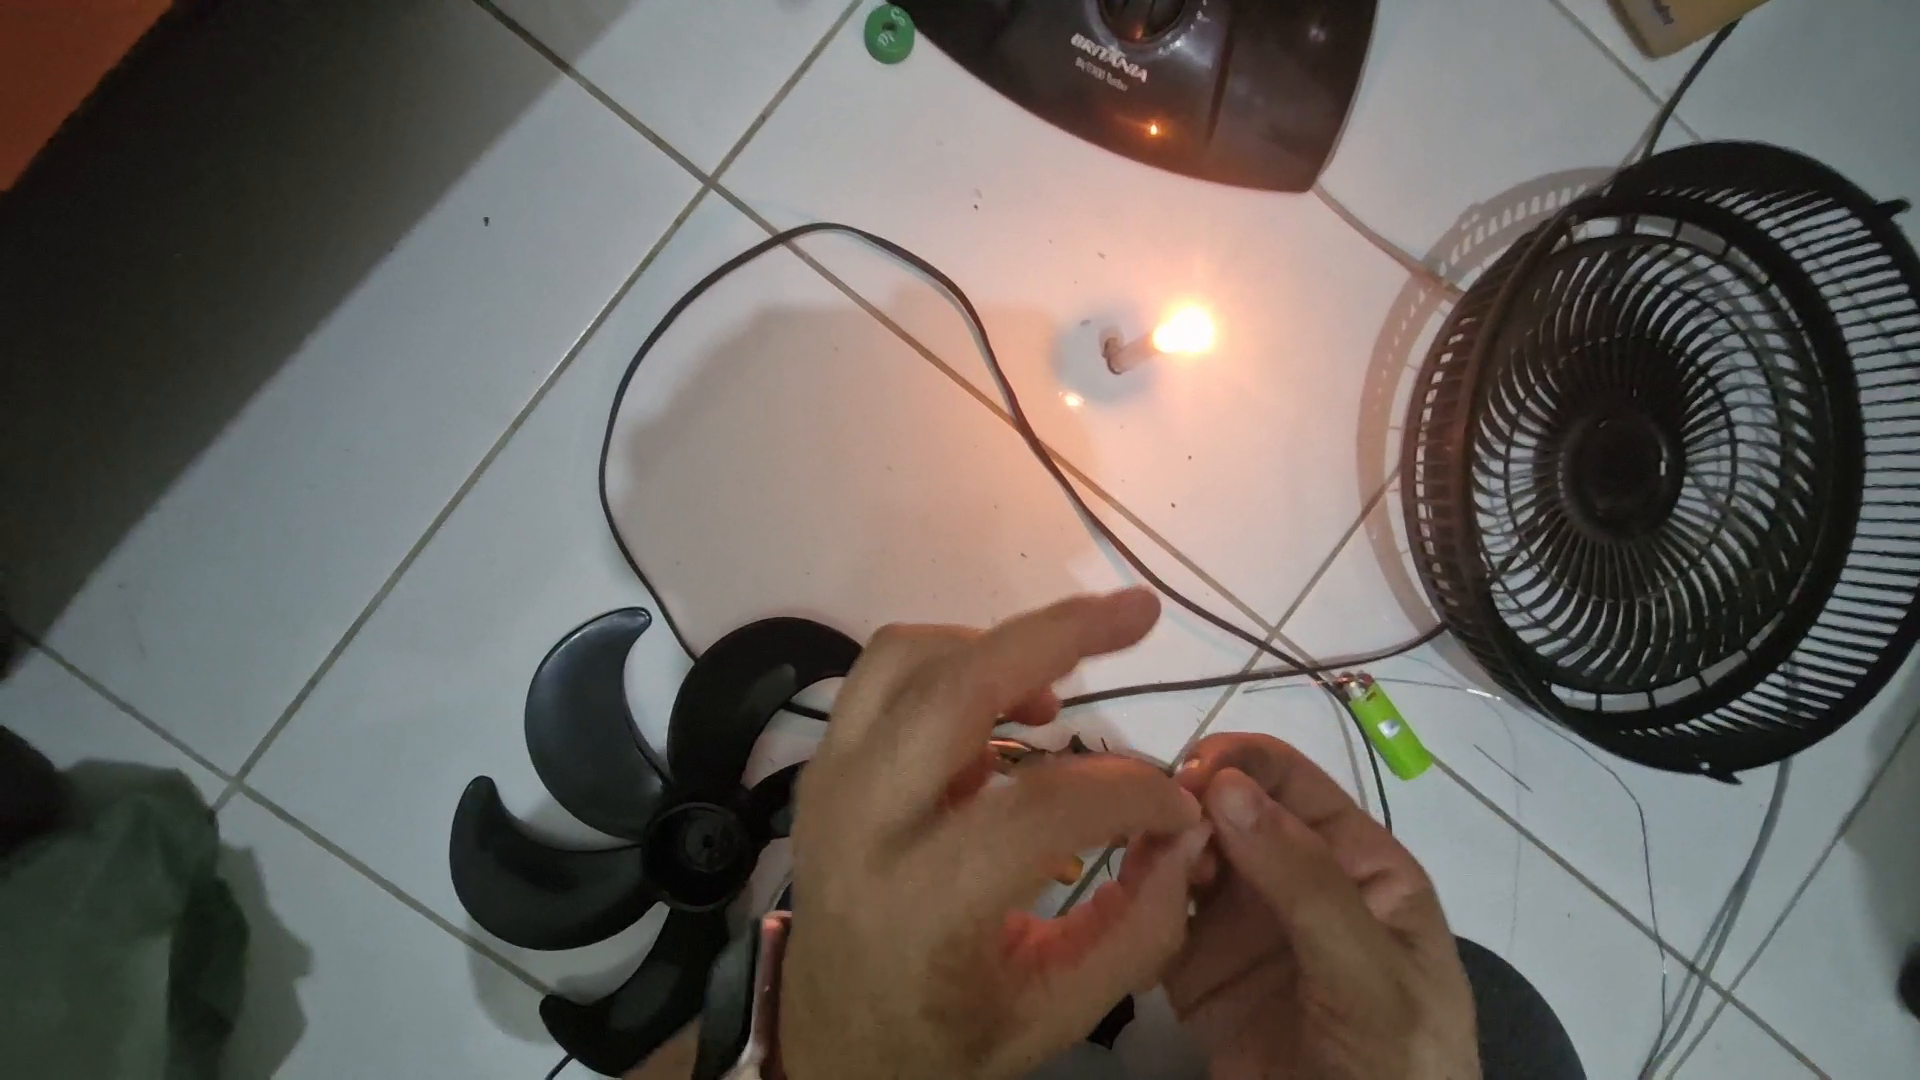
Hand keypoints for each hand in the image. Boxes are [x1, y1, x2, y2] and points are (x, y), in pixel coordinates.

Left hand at [779, 589, 1213, 1079]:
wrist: (824, 1033)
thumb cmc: (940, 1035)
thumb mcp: (1051, 1013)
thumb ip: (1136, 928)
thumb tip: (1186, 829)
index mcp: (921, 905)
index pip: (1038, 810)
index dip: (1127, 791)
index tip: (1175, 803)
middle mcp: (861, 821)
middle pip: (956, 688)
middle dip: (1059, 634)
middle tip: (1134, 615)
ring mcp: (830, 777)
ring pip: (907, 654)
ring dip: (993, 644)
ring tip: (1051, 688)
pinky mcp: (824, 758)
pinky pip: (885, 670)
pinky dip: (952, 660)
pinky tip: (997, 706)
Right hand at [1150, 733, 1478, 1079]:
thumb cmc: (1395, 1069)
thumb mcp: (1371, 977)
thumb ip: (1304, 880)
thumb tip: (1225, 783)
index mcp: (1351, 858)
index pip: (1288, 780)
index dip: (1239, 763)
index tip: (1191, 775)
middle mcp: (1289, 870)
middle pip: (1224, 803)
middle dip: (1186, 803)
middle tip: (1154, 824)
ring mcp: (1238, 912)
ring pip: (1184, 844)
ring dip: (1159, 844)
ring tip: (1146, 872)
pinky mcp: (1193, 954)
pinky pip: (1158, 901)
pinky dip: (1141, 890)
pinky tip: (1137, 903)